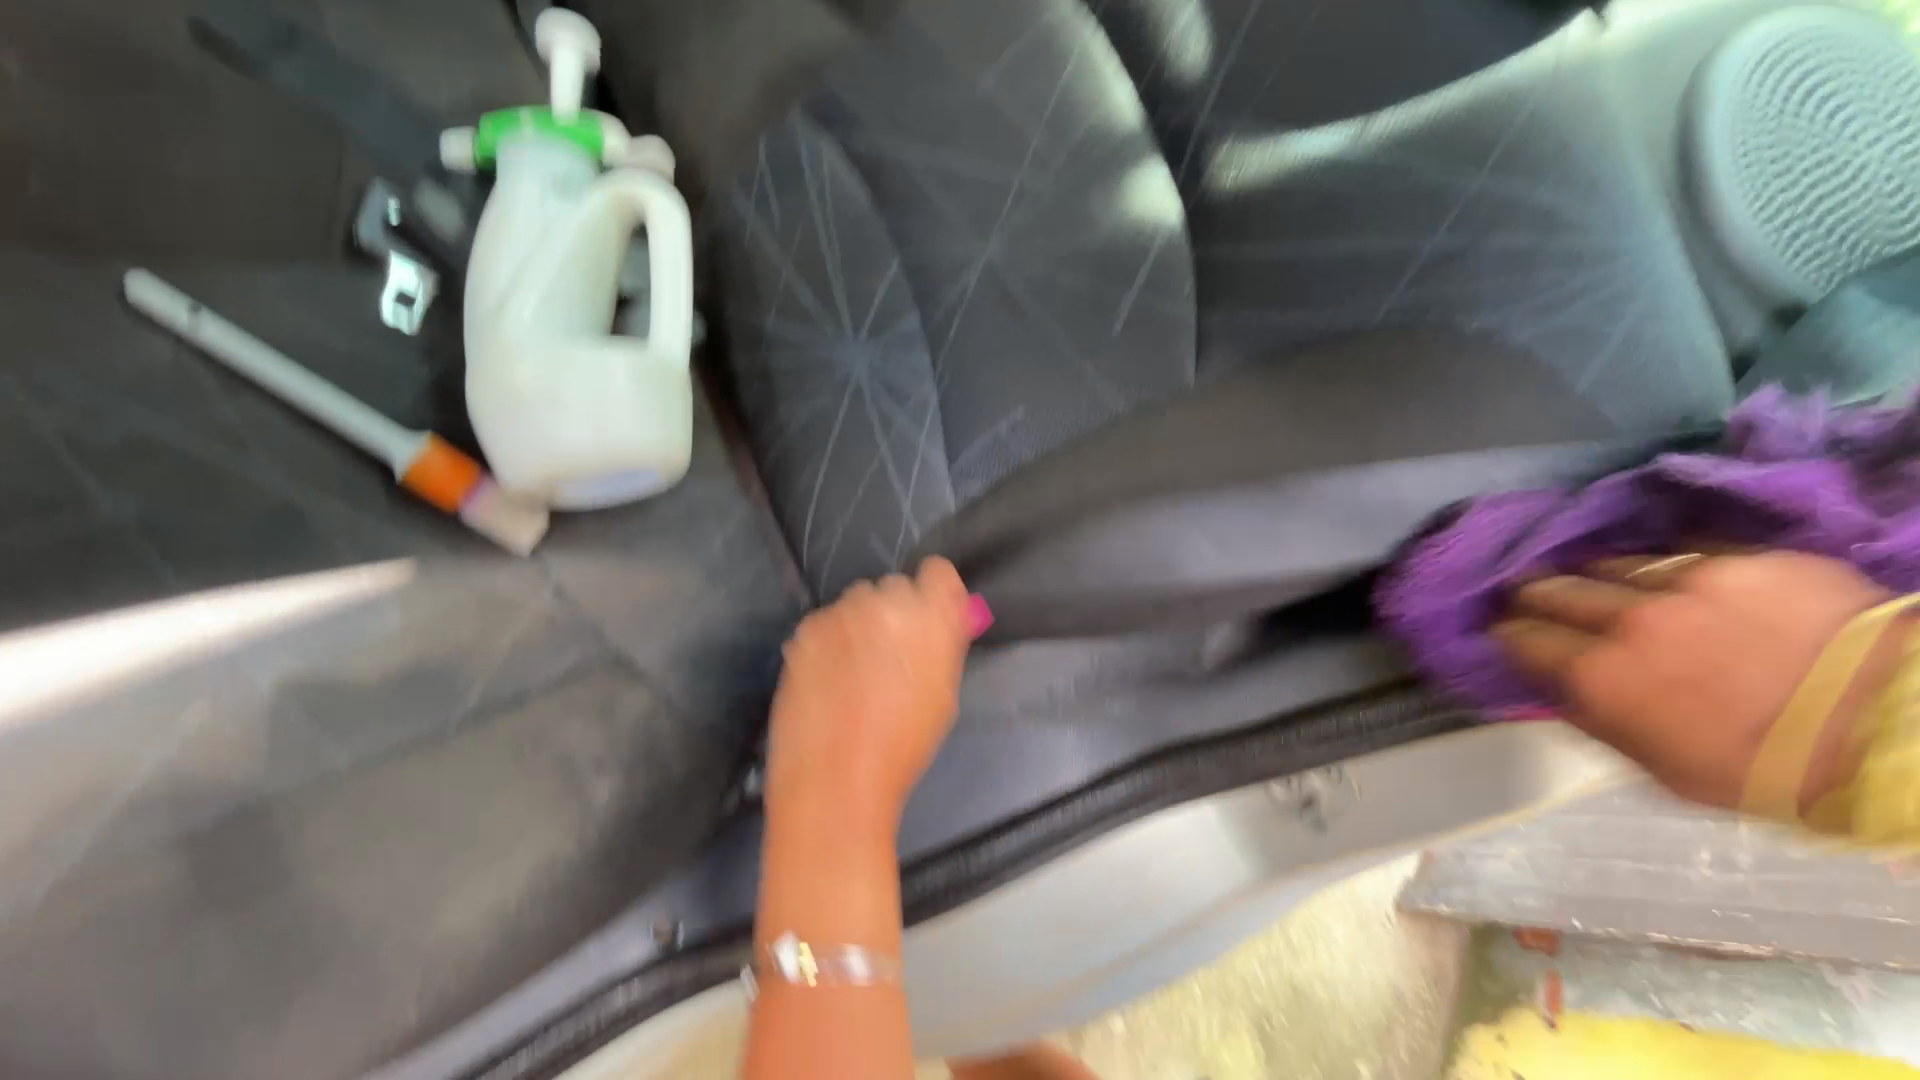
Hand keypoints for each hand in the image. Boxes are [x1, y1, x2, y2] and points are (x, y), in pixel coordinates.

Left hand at [766, 557, 973, 833]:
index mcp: (932, 616)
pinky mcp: (805, 629)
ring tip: (853, 672)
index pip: (938, 572)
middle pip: (895, 587)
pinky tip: (826, 680)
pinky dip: (828, 642)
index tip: (929, 616)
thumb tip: (942, 623)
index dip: (934, 593)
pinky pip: (825, 624)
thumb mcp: (944, 693)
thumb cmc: (904, 744)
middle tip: (890, 655)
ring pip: (856, 604)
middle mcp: (887, 601)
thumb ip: (943, 645)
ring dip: (859, 625)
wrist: (836, 776)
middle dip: (894, 613)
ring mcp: (841, 613)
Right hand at [1494, 552, 1893, 811]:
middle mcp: (1630, 617)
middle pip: (1556, 588)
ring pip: (1615, 563)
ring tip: (1599, 582)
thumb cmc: (1767, 773)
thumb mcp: (1659, 769)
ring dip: (1598, 575)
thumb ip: (1595, 721)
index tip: (1505, 633)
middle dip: (1536, 594)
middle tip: (1532, 597)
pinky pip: (1686, 553)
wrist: (1901, 738)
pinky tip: (1671, 577)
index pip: (1522, 637)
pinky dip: (1667, 566)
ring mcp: (1692, 581)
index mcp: (1601, 674)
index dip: (1508, 634)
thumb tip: (1555, 689)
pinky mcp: (1749, 560)